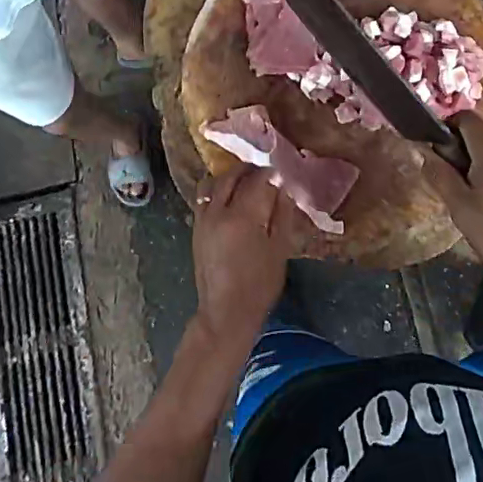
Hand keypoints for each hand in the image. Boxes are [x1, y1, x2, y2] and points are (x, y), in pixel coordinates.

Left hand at [190, 167, 307, 333]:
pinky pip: (205, 199)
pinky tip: (233, 201)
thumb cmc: (260, 283)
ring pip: (213, 184)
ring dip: (231, 178)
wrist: (226, 312)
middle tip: (268, 172)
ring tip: (248, 183)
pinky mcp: (196, 230)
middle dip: (250, 169)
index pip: (259, 179)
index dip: (274, 172)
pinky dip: (219, 191)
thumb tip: (285, 188)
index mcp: (242, 216)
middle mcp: (218, 212)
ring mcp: (203, 220)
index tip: (286, 173)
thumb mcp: (280, 248)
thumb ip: (282, 214)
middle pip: (231, 176)